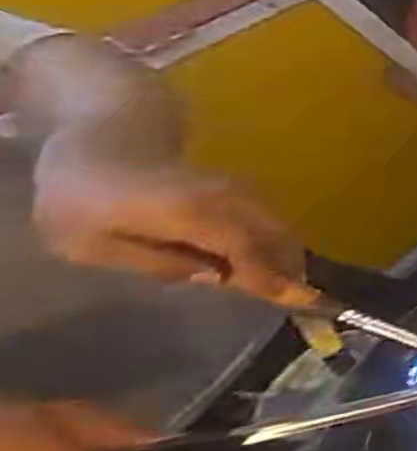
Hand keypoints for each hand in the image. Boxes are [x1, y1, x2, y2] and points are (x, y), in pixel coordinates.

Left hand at [32, 149, 311, 307]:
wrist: (104, 152)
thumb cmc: (83, 206)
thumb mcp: (93, 247)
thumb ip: (156, 263)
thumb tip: (215, 276)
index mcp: (190, 215)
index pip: (244, 249)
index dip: (269, 276)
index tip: (297, 298)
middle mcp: (228, 200)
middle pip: (274, 237)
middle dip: (290, 266)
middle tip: (299, 294)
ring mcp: (241, 191)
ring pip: (279, 227)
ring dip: (287, 254)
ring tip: (287, 280)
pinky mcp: (244, 191)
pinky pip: (270, 220)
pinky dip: (276, 242)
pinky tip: (268, 258)